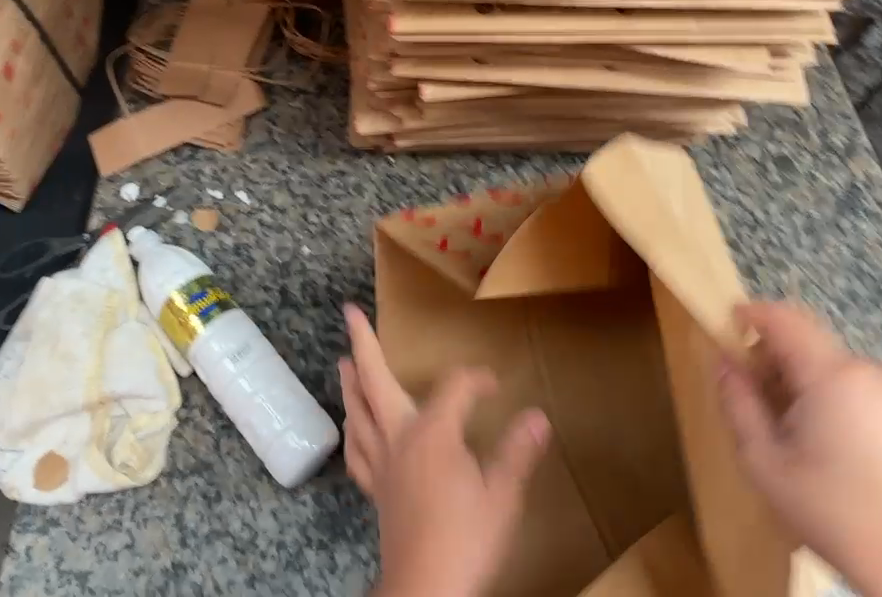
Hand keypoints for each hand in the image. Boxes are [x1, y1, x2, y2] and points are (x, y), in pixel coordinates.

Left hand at [339, 304, 550, 596]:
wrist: (426, 587)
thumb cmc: (467, 538)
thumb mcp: (503, 496)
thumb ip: (518, 452)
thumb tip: (538, 416)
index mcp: (434, 432)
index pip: (455, 387)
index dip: (476, 378)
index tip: (494, 383)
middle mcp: (400, 437)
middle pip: (376, 381)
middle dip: (364, 344)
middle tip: (350, 312)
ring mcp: (382, 463)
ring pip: (358, 412)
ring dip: (350, 382)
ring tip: (343, 361)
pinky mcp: (375, 489)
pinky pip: (357, 451)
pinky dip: (353, 431)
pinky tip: (351, 427)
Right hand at [717, 302, 881, 596]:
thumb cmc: (831, 513)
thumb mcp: (763, 462)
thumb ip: (737, 402)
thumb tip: (724, 360)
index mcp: (833, 376)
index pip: (785, 318)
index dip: (751, 314)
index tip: (729, 325)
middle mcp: (873, 372)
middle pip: (810, 344)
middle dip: (778, 361)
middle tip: (760, 400)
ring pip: (837, 368)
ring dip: (809, 383)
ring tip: (799, 433)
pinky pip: (866, 389)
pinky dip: (840, 400)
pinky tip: (837, 447)